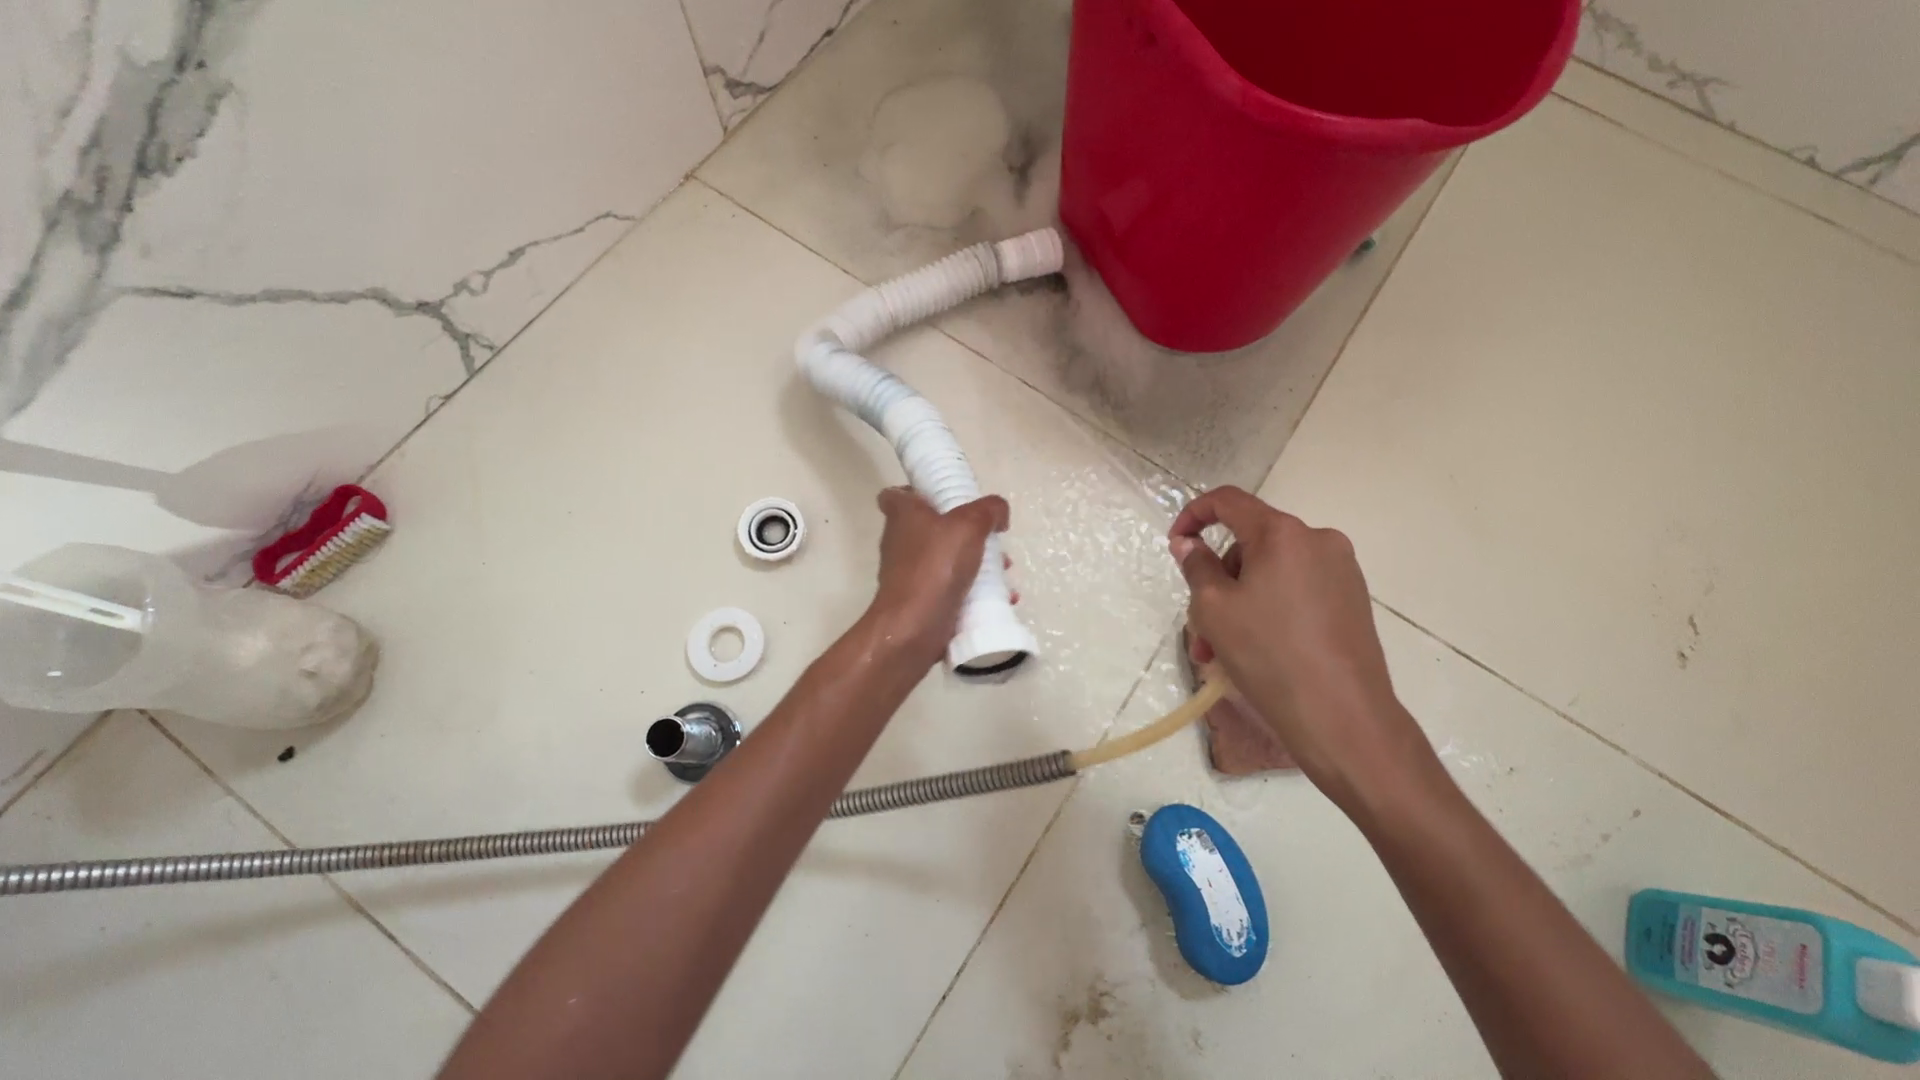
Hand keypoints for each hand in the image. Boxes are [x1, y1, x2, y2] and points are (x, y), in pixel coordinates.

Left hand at [868, 487, 1009, 667]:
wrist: (913, 627)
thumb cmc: (935, 566)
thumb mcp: (969, 526)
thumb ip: (988, 510)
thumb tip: (998, 512)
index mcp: (903, 516)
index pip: (895, 494)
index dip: (917, 491)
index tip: (944, 497)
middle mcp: (901, 542)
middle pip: (931, 527)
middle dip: (965, 532)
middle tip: (990, 538)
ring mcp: (910, 574)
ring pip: (946, 559)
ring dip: (976, 562)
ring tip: (1004, 570)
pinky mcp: (921, 600)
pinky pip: (951, 588)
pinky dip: (974, 591)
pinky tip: (1002, 597)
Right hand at [1169, 487, 1436, 809]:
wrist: (1342, 714)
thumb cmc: (1268, 654)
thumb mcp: (1214, 609)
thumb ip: (1197, 567)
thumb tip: (1189, 543)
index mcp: (1283, 534)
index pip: (1228, 501)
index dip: (1194, 514)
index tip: (1176, 544)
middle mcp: (1318, 541)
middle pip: (1251, 543)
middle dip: (1218, 580)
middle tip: (1199, 629)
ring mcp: (1341, 571)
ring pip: (1272, 573)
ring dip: (1241, 603)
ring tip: (1223, 654)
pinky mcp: (1352, 600)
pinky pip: (1297, 592)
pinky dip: (1270, 611)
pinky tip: (1259, 652)